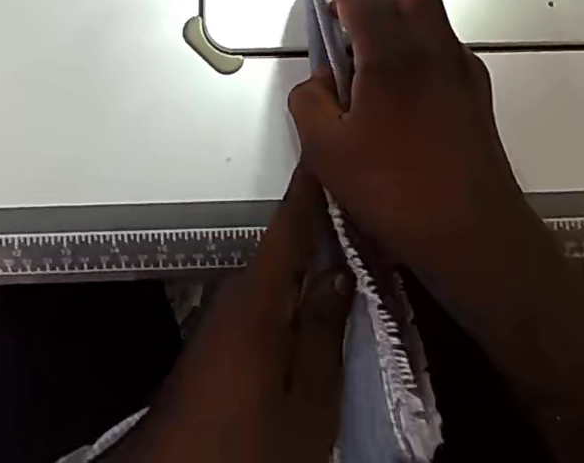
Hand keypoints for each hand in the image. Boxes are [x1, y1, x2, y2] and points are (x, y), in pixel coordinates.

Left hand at [108, 169, 349, 462]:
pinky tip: (316, 288)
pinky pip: (266, 290)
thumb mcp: (306, 402)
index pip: (289, 226)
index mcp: (259, 297)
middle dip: (320, 221)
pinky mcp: (222, 330)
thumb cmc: (250, 440)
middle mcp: (238, 291)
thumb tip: (339, 275)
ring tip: (351, 239)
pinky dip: (293, 281)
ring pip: (277, 267)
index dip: (309, 188)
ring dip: (309, 253)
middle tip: (361, 203)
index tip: (326, 149)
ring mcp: (226, 310)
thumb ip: (323, 333)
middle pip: (285, 243)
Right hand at [288, 0, 543, 274]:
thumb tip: (321, 82)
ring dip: (390, 10)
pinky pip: (436, 42)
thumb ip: (308, 100)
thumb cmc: (396, 192)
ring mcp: (461, 69)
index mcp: (395, 55)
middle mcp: (435, 49)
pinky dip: (407, 39)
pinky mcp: (474, 92)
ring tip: (357, 54)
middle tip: (342, 8)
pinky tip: (386, 86)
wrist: (478, 240)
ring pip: (426, 9)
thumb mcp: (325, 150)